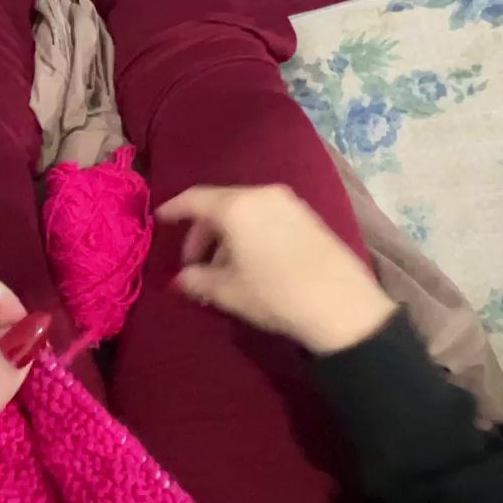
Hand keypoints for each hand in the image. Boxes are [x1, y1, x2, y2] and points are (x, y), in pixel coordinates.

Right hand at [157, 184, 396, 354]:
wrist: (343, 307)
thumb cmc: (275, 294)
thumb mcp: (228, 291)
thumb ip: (197, 280)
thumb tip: (180, 279)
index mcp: (237, 206)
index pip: (194, 199)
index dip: (173, 209)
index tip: (159, 221)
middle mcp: (263, 195)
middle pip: (220, 205)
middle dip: (201, 233)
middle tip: (194, 265)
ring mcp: (290, 204)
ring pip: (244, 212)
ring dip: (226, 236)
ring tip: (222, 270)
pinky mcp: (308, 218)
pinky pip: (266, 218)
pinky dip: (249, 234)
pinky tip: (249, 264)